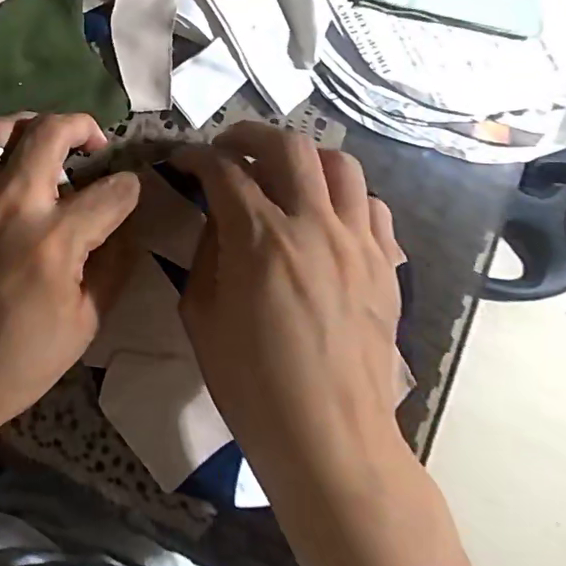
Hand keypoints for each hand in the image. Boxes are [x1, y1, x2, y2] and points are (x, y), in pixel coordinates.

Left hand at [0, 113, 141, 445]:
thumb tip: (124, 225)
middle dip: (82, 126)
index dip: (131, 188)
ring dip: (28, 125)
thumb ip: (111, 265)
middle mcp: (12, 205)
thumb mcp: (85, 323)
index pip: (111, 191)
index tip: (131, 192)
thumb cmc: (20, 359)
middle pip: (50, 132)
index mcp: (56, 240)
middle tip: (93, 142)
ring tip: (43, 143)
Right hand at [169, 122, 407, 481]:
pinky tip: (319, 215)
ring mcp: (358, 243)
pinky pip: (370, 207)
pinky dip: (341, 196)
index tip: (179, 162)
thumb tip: (216, 218)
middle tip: (225, 149)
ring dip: (301, 158)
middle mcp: (314, 225)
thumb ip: (206, 250)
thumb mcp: (199, 308)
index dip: (193, 157)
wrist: (326, 429)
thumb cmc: (246, 374)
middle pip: (289, 147)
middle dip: (248, 136)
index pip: (222, 169)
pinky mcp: (385, 265)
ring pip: (340, 165)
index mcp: (260, 237)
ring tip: (276, 173)